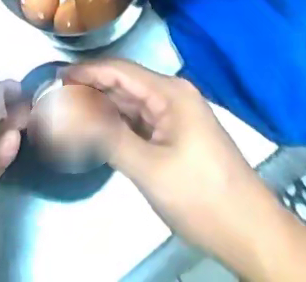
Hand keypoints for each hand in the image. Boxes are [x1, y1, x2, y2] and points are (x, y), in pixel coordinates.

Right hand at [63, 59, 305, 281]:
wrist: (254, 235)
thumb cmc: (203, 198)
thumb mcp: (149, 168)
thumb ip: (106, 135)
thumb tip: (68, 110)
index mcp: (170, 92)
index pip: (117, 69)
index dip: (83, 72)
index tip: (51, 79)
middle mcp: (173, 95)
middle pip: (122, 84)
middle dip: (88, 90)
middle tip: (52, 101)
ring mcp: (177, 116)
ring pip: (129, 104)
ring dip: (100, 109)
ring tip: (65, 115)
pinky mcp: (178, 136)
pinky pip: (140, 121)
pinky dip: (116, 125)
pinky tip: (94, 132)